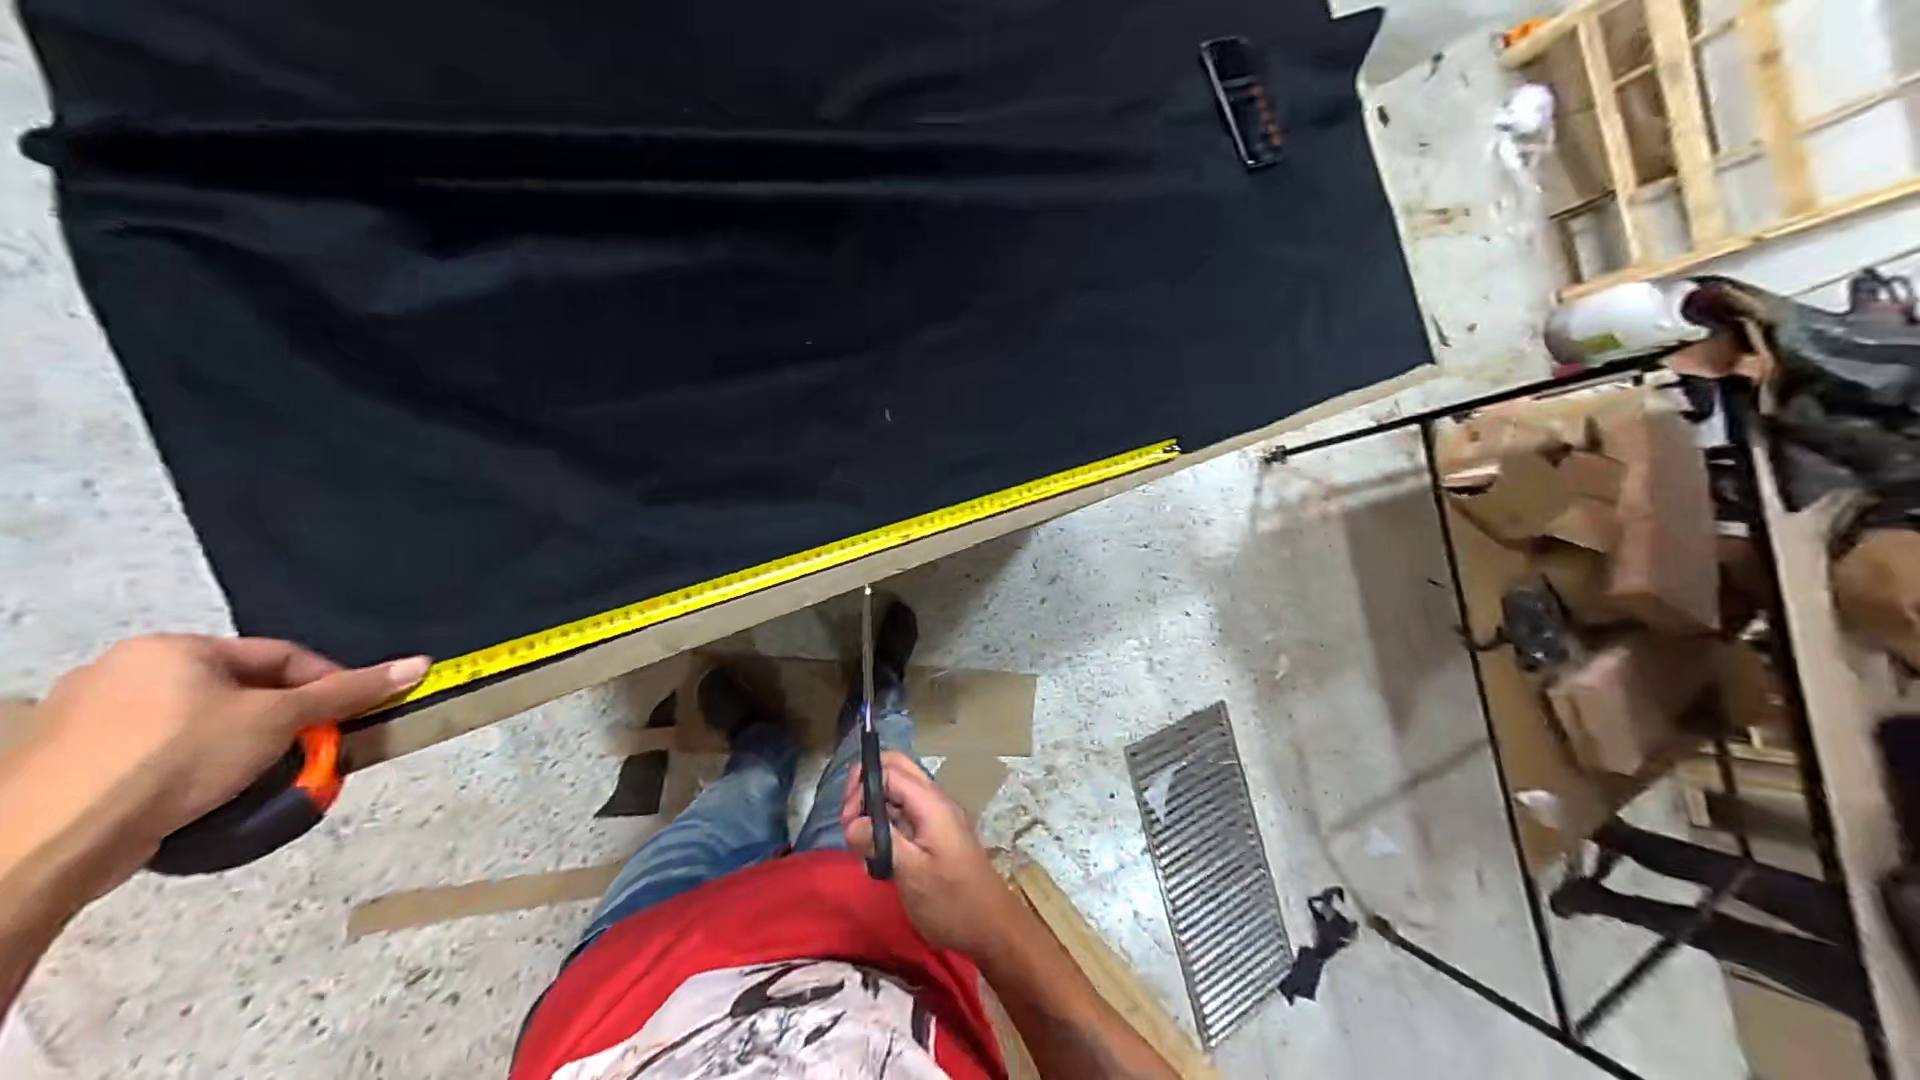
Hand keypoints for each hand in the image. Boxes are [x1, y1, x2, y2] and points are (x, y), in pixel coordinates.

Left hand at [20, 634, 427, 869]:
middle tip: (308, 751)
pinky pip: (158, 751)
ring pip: (202, 721)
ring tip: (261, 776)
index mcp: (174, 647)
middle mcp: (125, 668)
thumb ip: (348, 692)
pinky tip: (203, 792)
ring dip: (243, 745)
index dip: (327, 685)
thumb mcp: (279, 720)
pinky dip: (193, 766)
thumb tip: (419, 665)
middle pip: (241, 689)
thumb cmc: (179, 757)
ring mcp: (86, 715)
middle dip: (284, 721)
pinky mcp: (67, 760)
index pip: (281, 656)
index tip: (348, 719)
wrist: (52, 839)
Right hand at [841, 750, 1020, 957]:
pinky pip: (904, 814)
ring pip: (898, 792)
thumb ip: (880, 842)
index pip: (890, 770)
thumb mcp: (912, 873)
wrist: (990, 927)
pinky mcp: (933, 833)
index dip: (863, 786)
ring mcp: (935, 816)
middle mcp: (934, 801)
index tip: (846, 820)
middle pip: (896, 769)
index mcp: (931, 803)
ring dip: (874, 809)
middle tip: (850, 822)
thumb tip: (850, 824)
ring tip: (861, 845)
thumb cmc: (952, 901)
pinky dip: (885, 825)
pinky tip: (876, 855)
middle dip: (866, 787)